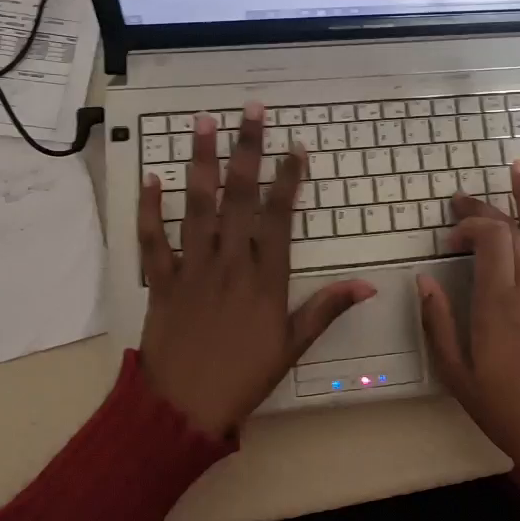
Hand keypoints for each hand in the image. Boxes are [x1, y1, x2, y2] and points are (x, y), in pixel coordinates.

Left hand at [138, 103, 374, 436]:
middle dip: (246, 150)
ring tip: (202, 123)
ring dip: (201, 162)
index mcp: (265, 279)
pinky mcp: (160, 281)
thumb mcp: (292, 347)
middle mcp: (229, 263)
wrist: (182, 410)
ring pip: (197, 207)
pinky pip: (152, 240)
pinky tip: (151, 177)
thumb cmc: (243, 378)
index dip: (288, 178)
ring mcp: (192, 269)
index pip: (279, 216)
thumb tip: (370, 284)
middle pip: (240, 197)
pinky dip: (149, 209)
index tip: (294, 145)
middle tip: (250, 110)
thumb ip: (326, 309)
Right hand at [419, 160, 519, 480]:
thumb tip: (423, 280)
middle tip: (467, 197)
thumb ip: (437, 323)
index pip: (488, 239)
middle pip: (514, 230)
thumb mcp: (458, 374)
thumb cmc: (508, 408)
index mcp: (499, 302)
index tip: (451, 236)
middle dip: (489, 208)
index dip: (469, 224)